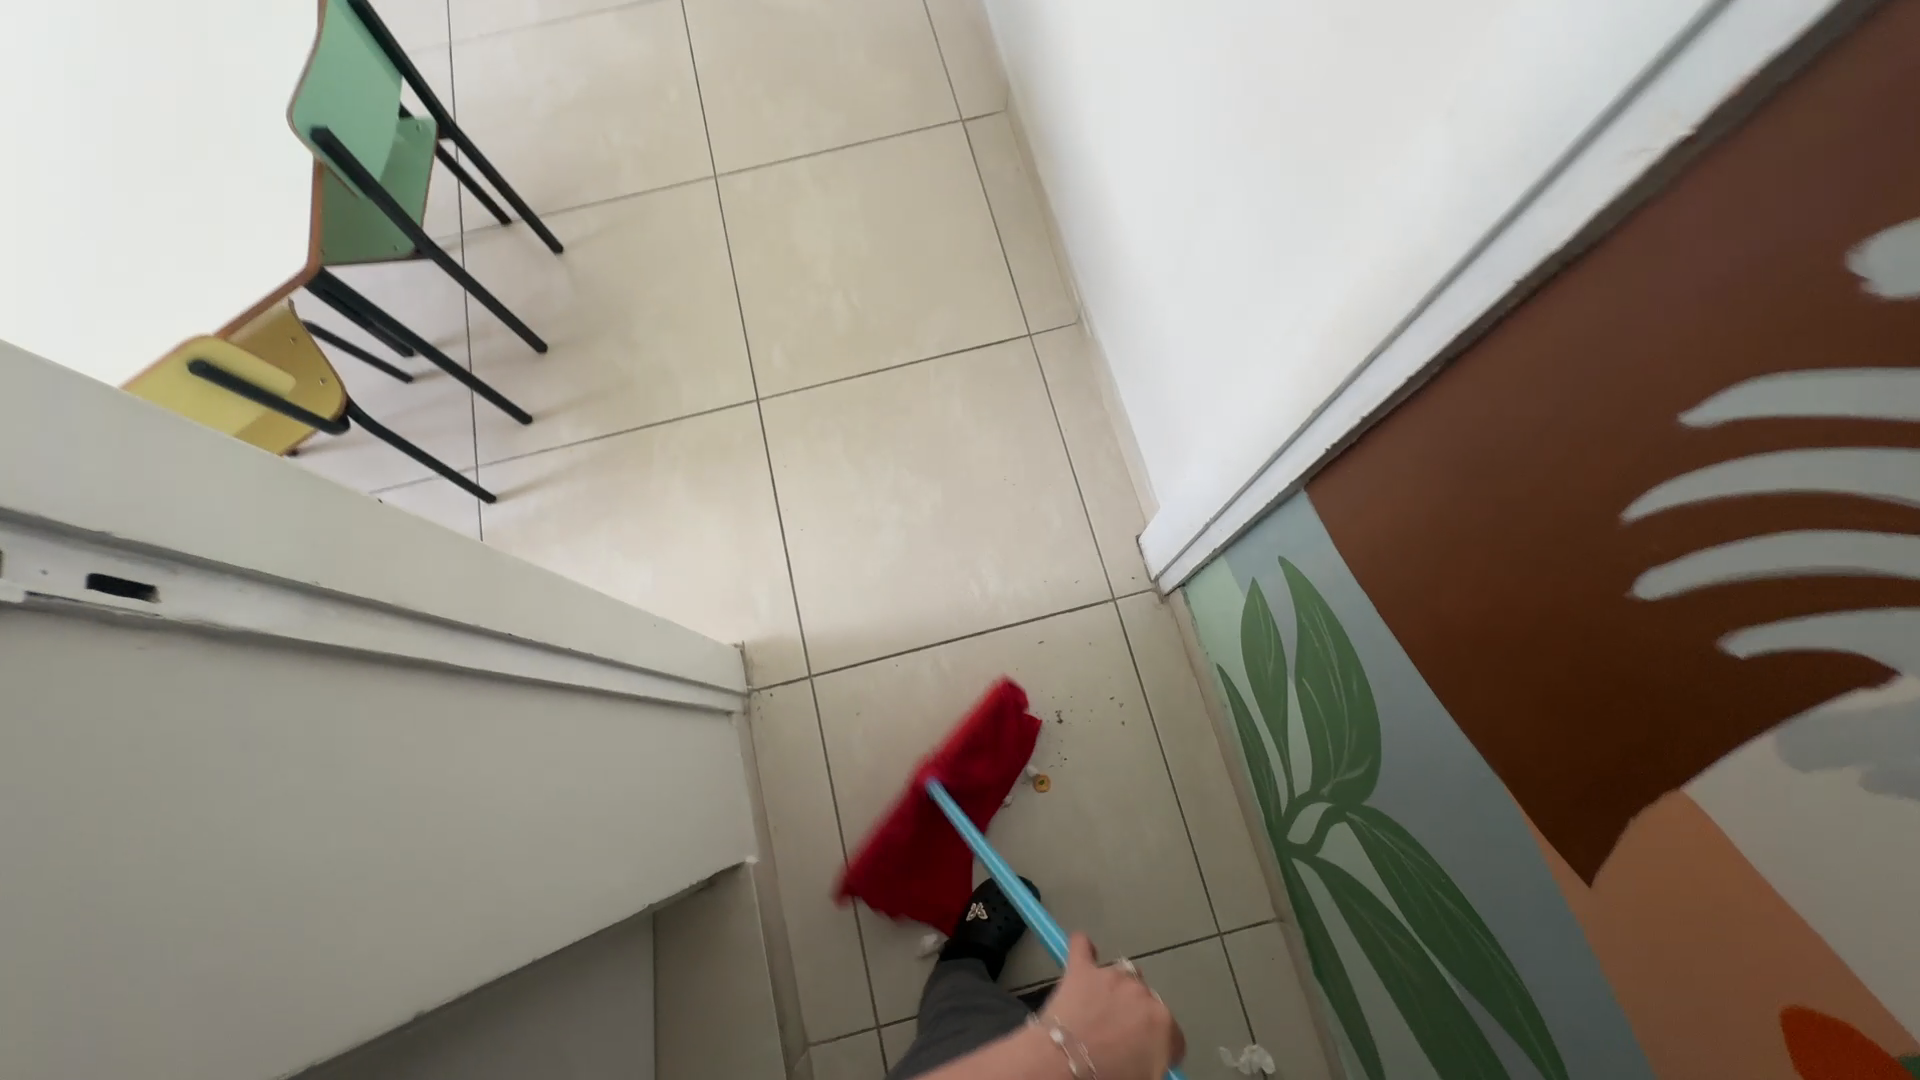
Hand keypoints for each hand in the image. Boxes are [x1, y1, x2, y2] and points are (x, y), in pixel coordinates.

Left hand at [1036, 933, 1184, 1079]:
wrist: (1066, 1068)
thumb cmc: (1112, 1077)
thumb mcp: (1147, 1076)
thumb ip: (1155, 1059)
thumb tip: (1148, 1056)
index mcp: (1164, 1024)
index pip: (1172, 1036)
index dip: (1159, 1048)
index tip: (1145, 1057)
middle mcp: (1141, 993)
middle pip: (1146, 1001)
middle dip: (1136, 1016)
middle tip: (1119, 1037)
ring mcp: (1110, 976)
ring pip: (1123, 973)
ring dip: (1117, 988)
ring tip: (1102, 1007)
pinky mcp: (1081, 969)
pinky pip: (1082, 947)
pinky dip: (1083, 948)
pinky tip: (1084, 949)